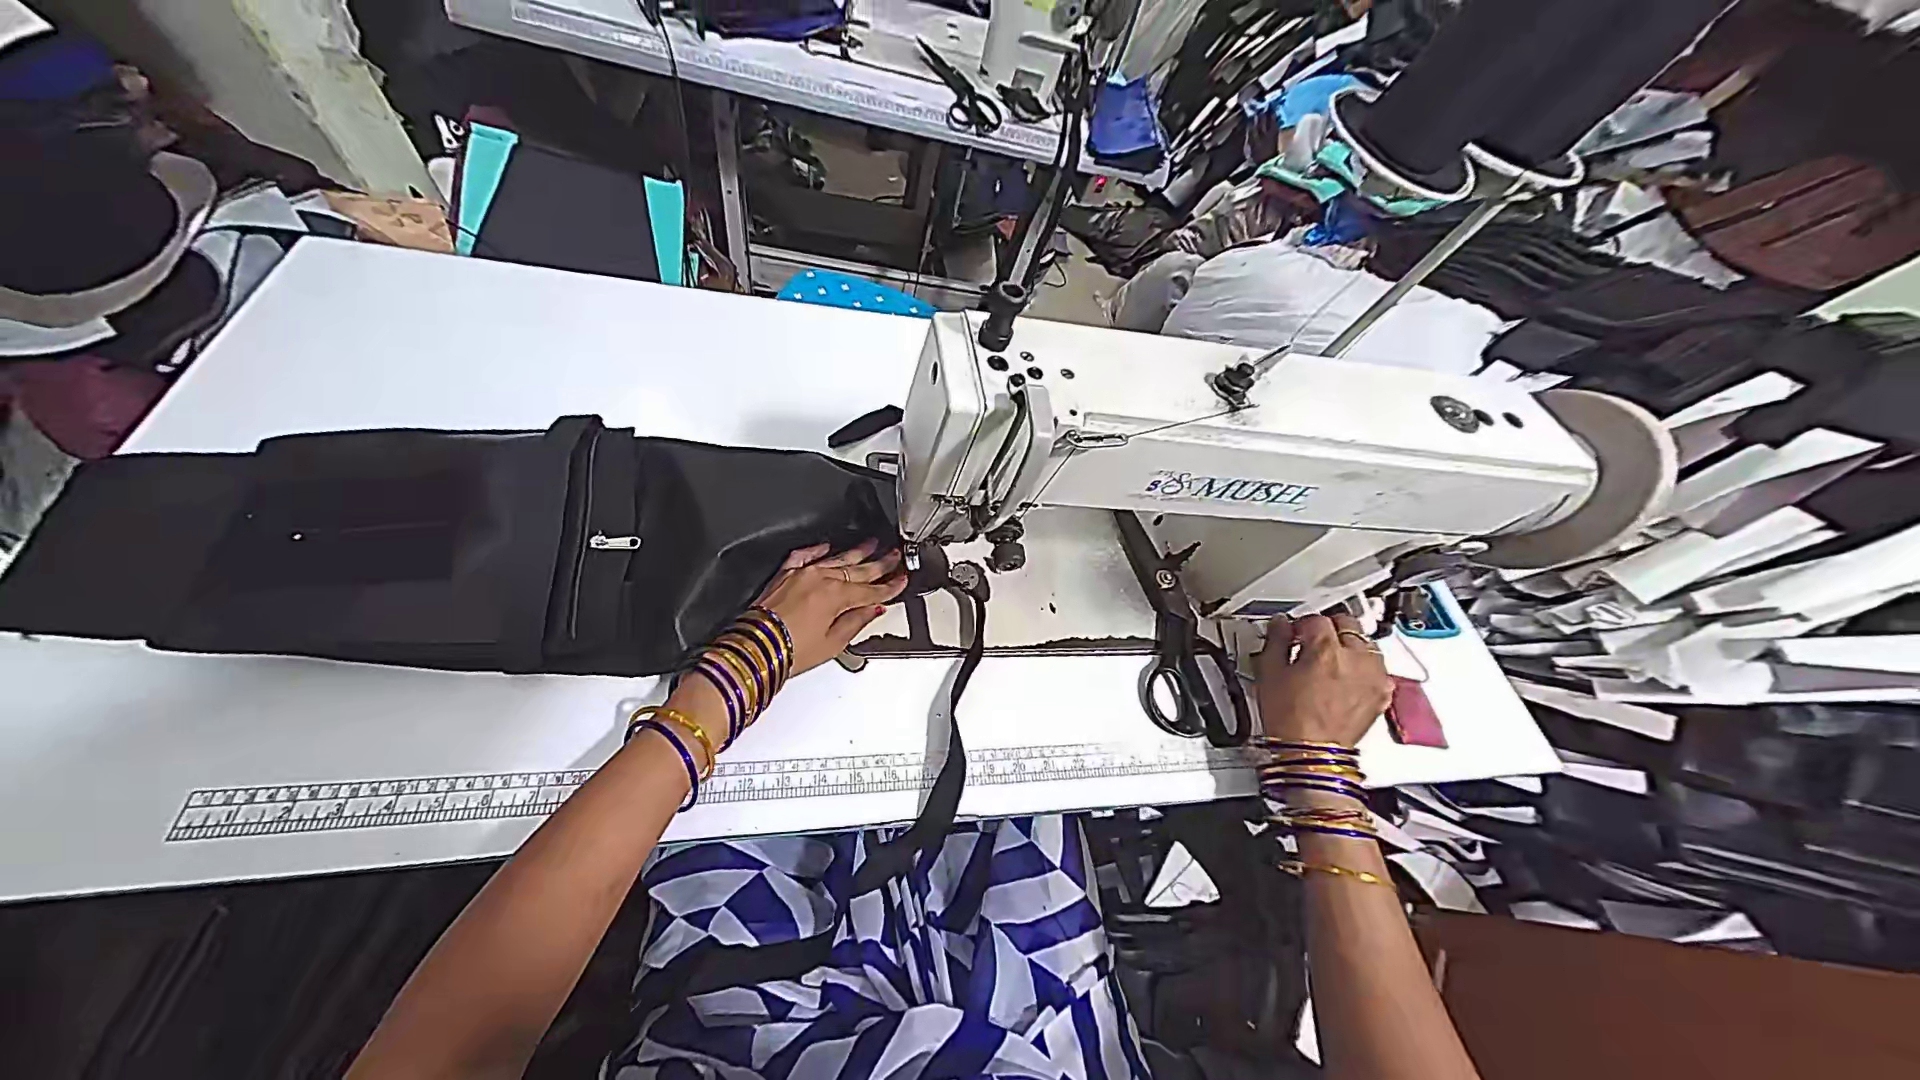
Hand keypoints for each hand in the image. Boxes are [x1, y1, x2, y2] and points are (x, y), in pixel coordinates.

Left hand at [754, 540, 905, 675]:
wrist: (753, 650)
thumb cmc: (788, 650)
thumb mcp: (833, 643)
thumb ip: (856, 621)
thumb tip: (872, 610)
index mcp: (837, 596)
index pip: (872, 590)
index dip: (890, 587)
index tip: (901, 581)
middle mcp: (821, 579)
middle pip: (859, 570)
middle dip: (880, 563)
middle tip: (895, 555)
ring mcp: (802, 574)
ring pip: (836, 558)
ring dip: (857, 551)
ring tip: (872, 543)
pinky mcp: (784, 575)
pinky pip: (804, 555)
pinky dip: (817, 550)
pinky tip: (827, 545)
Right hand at [1255, 613, 1392, 747]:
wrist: (1311, 751)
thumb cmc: (1289, 718)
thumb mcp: (1269, 672)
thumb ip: (1275, 640)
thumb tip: (1281, 625)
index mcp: (1326, 650)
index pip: (1316, 619)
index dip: (1299, 625)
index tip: (1291, 634)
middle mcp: (1357, 659)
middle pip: (1347, 623)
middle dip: (1328, 628)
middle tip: (1310, 641)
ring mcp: (1374, 676)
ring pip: (1365, 643)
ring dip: (1348, 645)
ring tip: (1328, 660)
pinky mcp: (1383, 693)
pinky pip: (1376, 667)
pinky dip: (1362, 666)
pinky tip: (1343, 676)